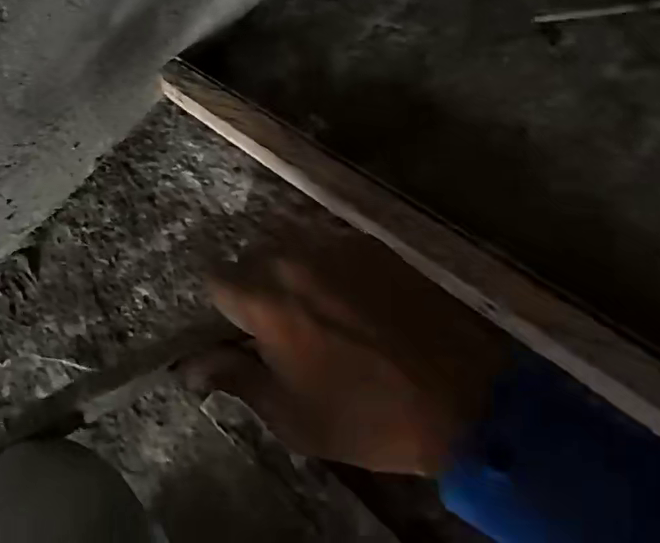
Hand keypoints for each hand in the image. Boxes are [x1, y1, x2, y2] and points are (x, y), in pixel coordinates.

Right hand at [181, 233, 510, 475]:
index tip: (245, 333)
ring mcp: (332, 243)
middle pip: (250, 258)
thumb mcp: (292, 416)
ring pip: (289, 246)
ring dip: (292, 273)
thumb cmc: (368, 415)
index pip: (214, 280)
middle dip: (257, 287)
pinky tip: (355, 299)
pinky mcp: (369, 243)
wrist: (469, 403)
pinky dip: (329, 267)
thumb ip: (234, 380)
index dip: (227, 309)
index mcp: (262, 298)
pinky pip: (329, 245)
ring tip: (322, 309)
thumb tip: (190, 367)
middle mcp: (288, 257)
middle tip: (285, 326)